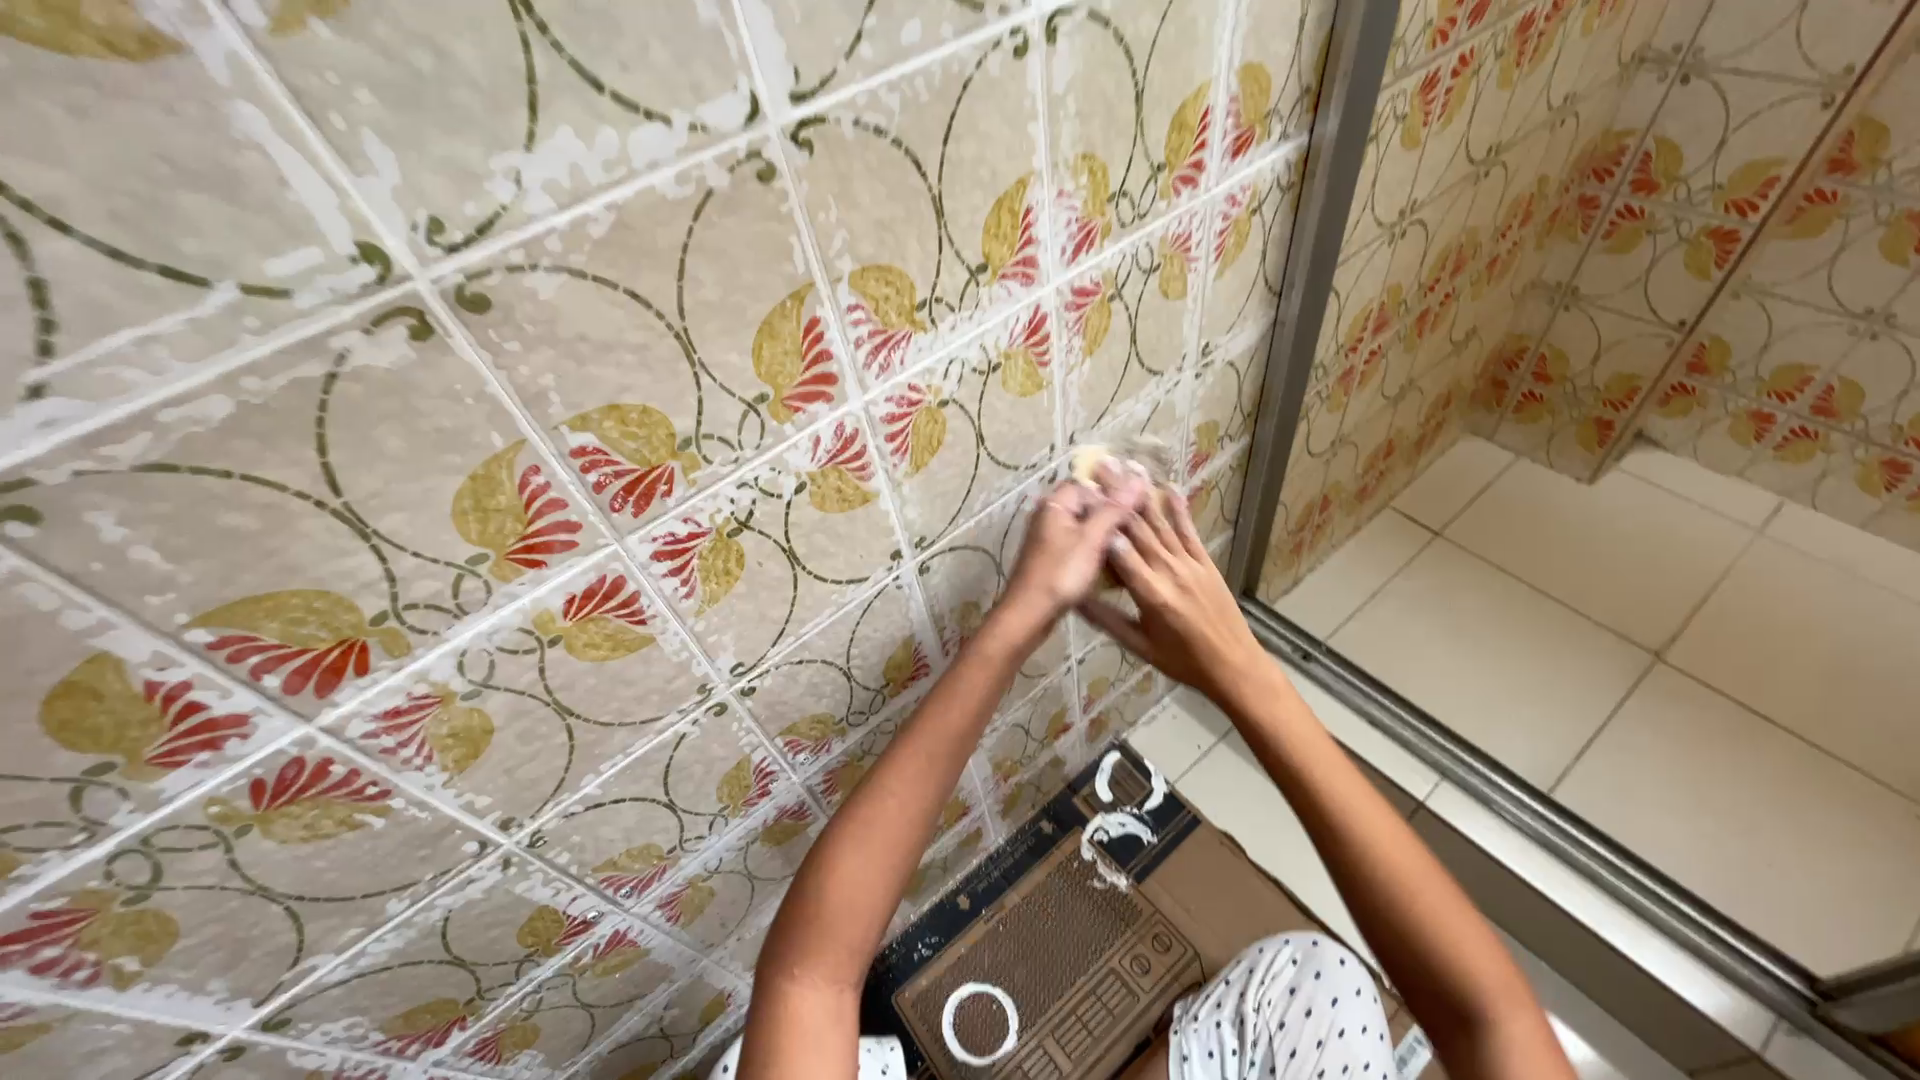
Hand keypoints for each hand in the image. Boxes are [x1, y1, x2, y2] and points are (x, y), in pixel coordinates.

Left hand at [1003, 466, 1148, 623]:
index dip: (1111, 493)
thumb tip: (1138, 477)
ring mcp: (1047, 537)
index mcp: (1055, 504)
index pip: (1088, 484)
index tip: (1134, 509)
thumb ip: (1114, 508)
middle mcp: (1048, 515)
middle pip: (1085, 505)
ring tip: (1127, 544)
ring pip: (1081, 526)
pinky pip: (1075, 544)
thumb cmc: (1061, 572)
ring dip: (1102, 533)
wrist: (1029, 612)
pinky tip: (1109, 561)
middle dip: (1109, 514)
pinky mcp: (1050, 557)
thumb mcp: (1092, 538)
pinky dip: (1092, 549)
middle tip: (1134, 528)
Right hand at [1076, 483, 1275, 708]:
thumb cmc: (1181, 660)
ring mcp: (1190, 564)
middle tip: (1098, 467)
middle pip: (1138, 528)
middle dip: (1117, 496)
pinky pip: (1188, 531)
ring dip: (1143, 494)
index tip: (1082, 497)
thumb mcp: (1138, 646)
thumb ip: (1106, 620)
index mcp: (1150, 594)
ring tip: (1127, 467)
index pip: (1119, 552)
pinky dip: (1178, 509)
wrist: (1233, 665)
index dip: (1101, 523)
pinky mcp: (1205, 563)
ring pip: (1161, 523)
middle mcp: (1169, 571)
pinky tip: (1168, 487)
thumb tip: (1073, 598)